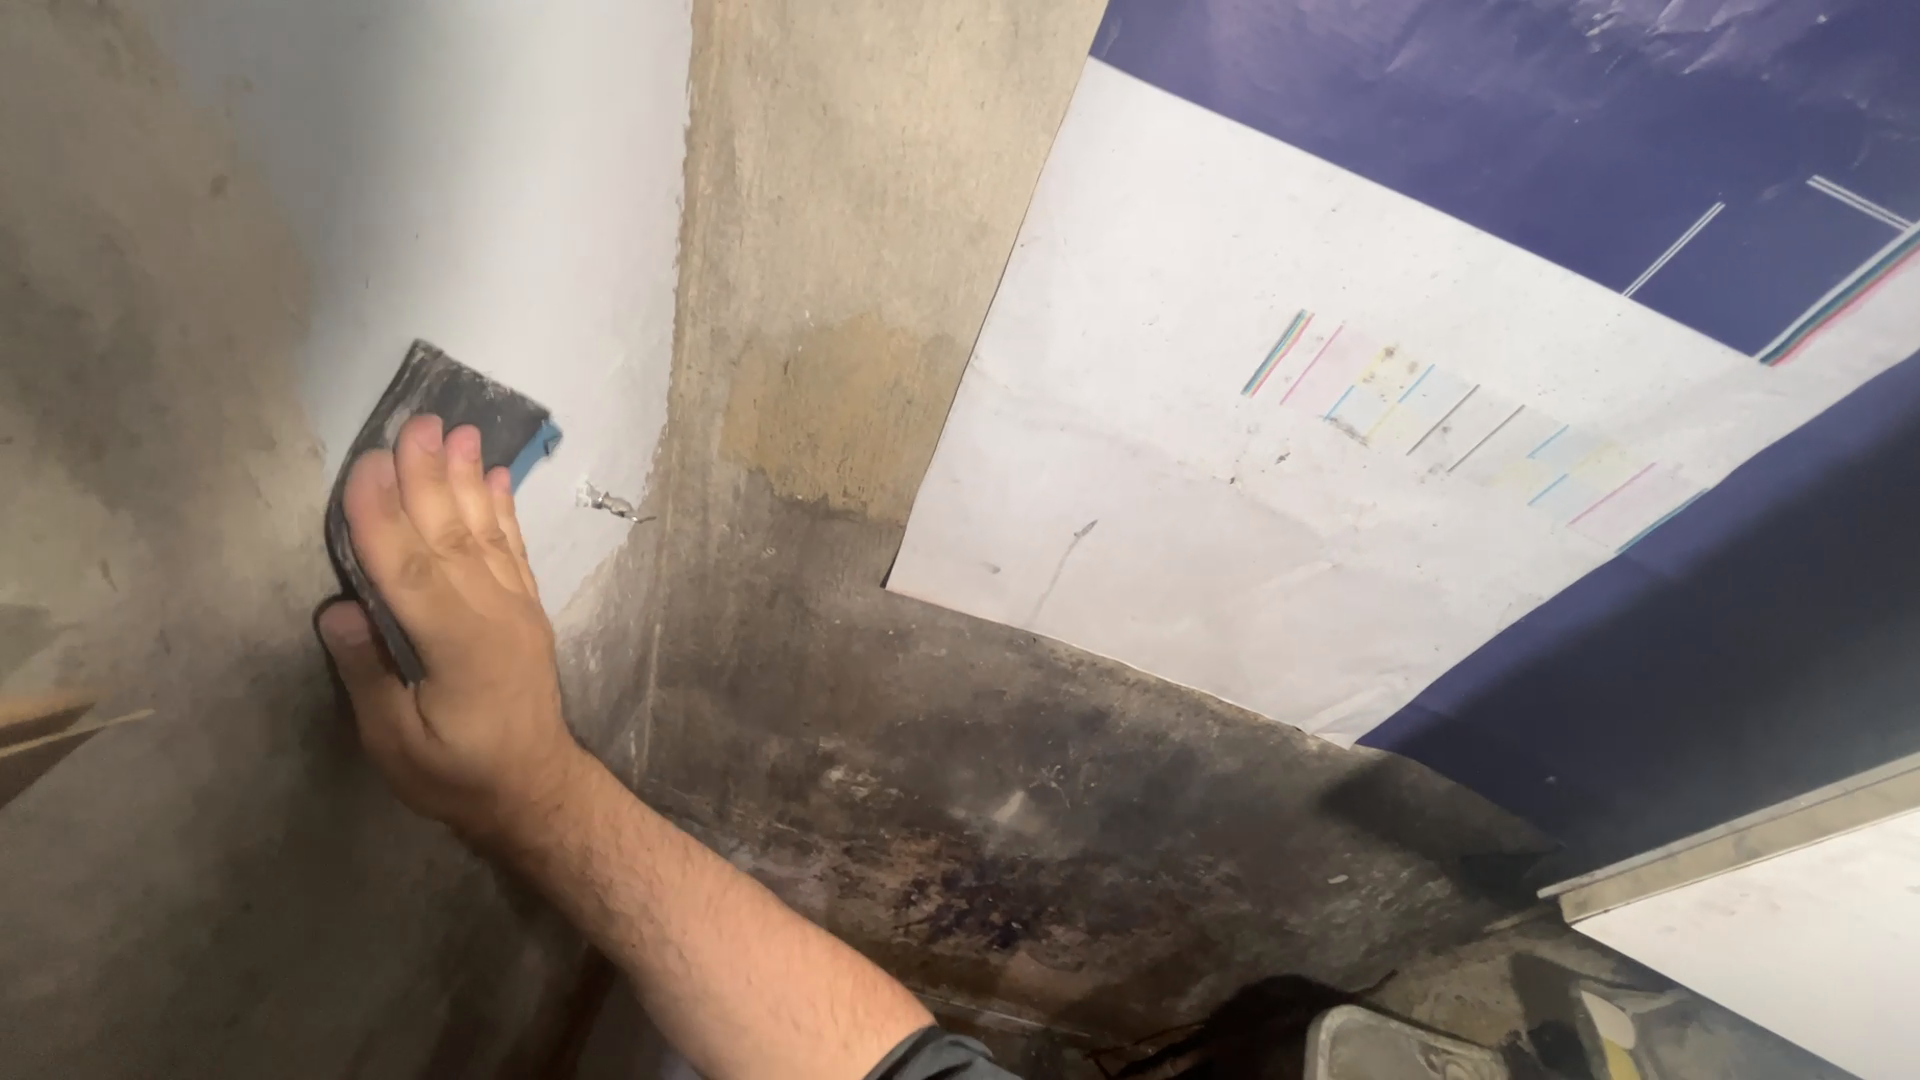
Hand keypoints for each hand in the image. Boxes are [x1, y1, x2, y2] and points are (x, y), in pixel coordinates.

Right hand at [317, 415, 582, 843]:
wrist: (533, 783)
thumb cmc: (456, 773)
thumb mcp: (395, 740)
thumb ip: (370, 671)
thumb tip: (339, 606)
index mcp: (457, 644)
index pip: (409, 567)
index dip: (383, 514)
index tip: (368, 460)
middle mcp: (494, 614)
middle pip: (453, 535)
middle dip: (431, 477)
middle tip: (422, 421)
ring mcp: (518, 608)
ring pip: (488, 534)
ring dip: (471, 482)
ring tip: (463, 435)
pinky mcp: (528, 611)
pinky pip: (516, 553)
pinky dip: (505, 514)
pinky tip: (497, 484)